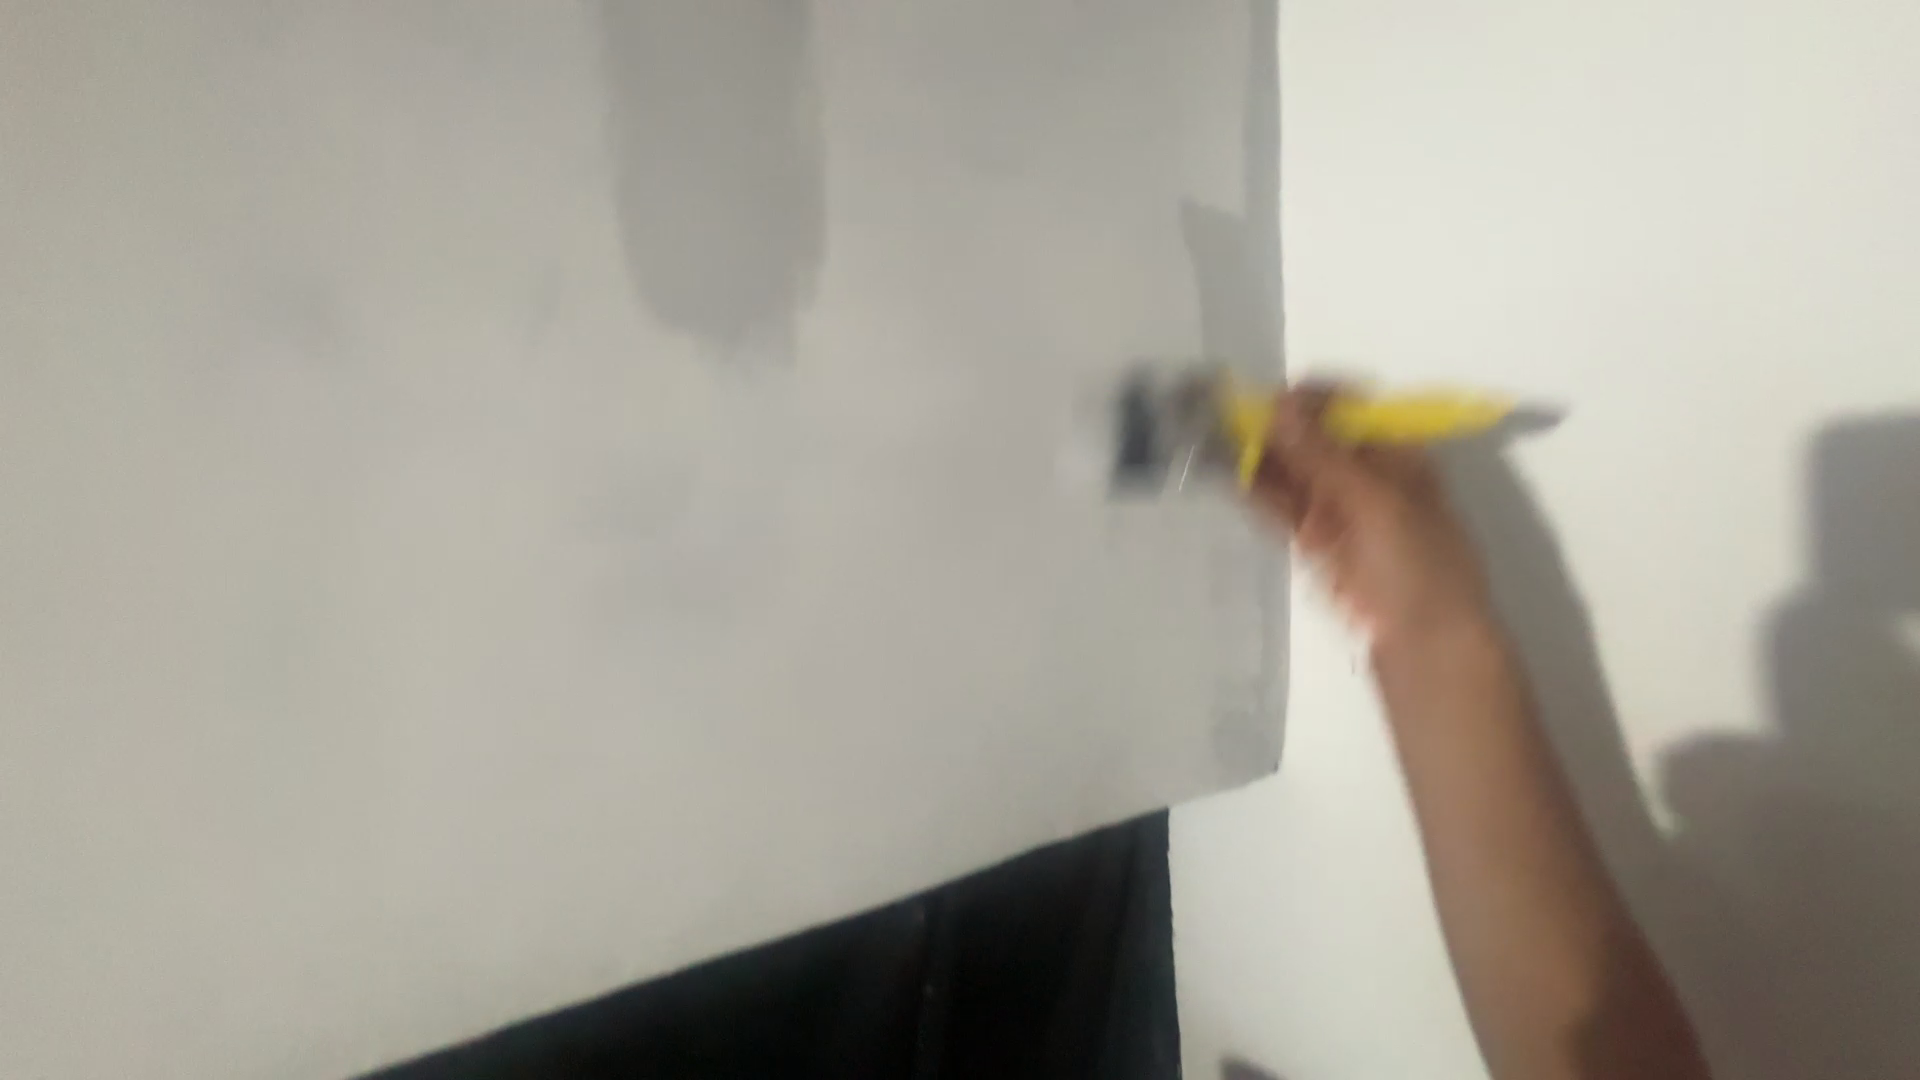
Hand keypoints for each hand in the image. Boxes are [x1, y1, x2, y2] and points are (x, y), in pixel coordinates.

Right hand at [1248, 389, 1496, 660]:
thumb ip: (1322, 455)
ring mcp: (1336, 509)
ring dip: (1255, 460)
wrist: (1425, 643)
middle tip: (1224, 424)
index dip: (1305, 400)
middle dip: (1270, 430)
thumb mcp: (1375, 501)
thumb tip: (1278, 405)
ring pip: (1289, 473)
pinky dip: (1255, 494)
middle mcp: (1362, 474)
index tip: (1263, 402)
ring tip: (1213, 447)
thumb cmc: (1417, 564)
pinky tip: (1226, 479)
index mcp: (1393, 453)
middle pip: (1310, 439)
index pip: (1345, 408)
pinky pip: (1280, 508)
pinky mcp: (1313, 542)